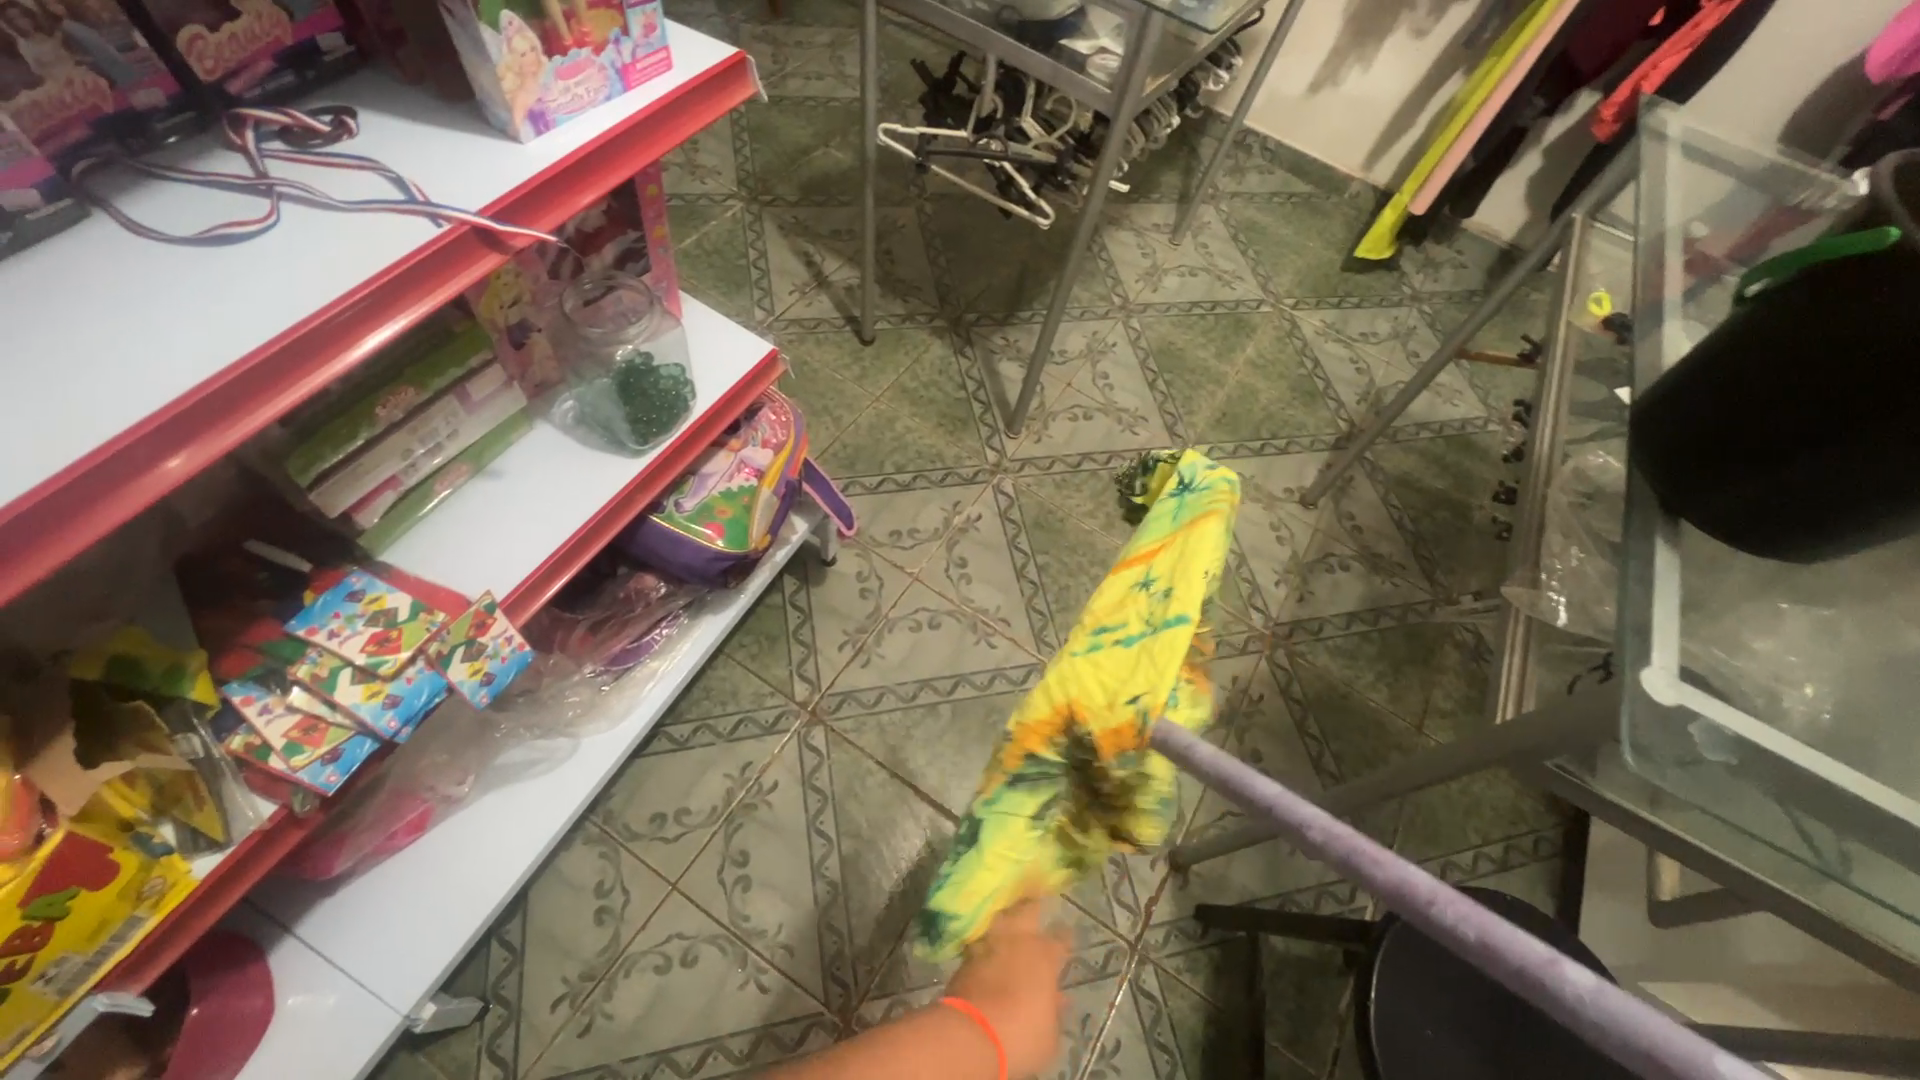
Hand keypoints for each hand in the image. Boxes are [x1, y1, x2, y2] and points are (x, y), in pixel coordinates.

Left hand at [942, 899, 1070, 1077]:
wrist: (969, 1037)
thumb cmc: (1020, 1037)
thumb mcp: (1048, 1035)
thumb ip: (1052, 1012)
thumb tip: (1056, 999)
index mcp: (1044, 956)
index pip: (1060, 939)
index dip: (1064, 937)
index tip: (1067, 935)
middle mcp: (1016, 941)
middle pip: (1026, 910)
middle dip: (1032, 906)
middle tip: (1035, 903)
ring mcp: (987, 946)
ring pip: (998, 921)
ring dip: (1005, 922)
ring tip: (1008, 924)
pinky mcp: (963, 959)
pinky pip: (979, 943)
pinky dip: (985, 945)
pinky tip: (987, 952)